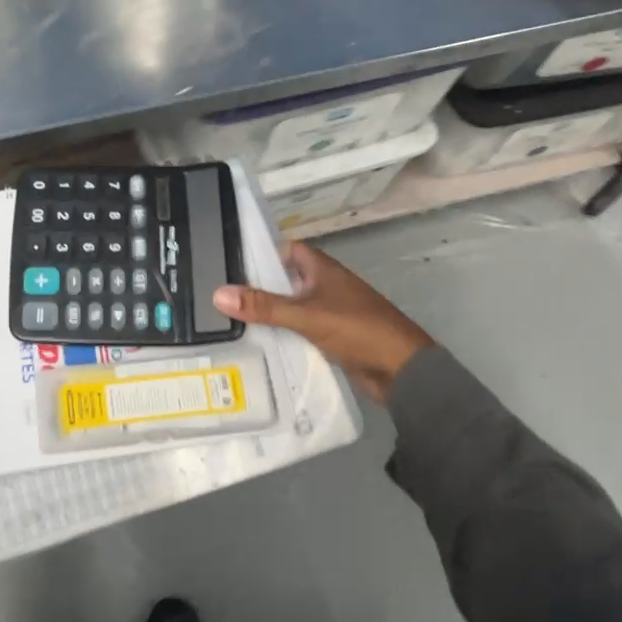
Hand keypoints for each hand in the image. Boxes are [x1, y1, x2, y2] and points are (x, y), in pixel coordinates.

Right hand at [213, 241, 431, 404]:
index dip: (261, 255)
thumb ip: (264, 306)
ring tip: (232, 323)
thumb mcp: (305, 315)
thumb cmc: (357, 329)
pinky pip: (301, 331)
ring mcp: (330, 312)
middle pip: (286, 281)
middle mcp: (325, 285)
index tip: (230, 264)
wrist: (402, 371)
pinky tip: (261, 346)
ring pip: (292, 308)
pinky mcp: (333, 337)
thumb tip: (219, 294)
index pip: (286, 250)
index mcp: (322, 269)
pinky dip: (285, 336)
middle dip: (259, 289)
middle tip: (222, 298)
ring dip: (271, 315)